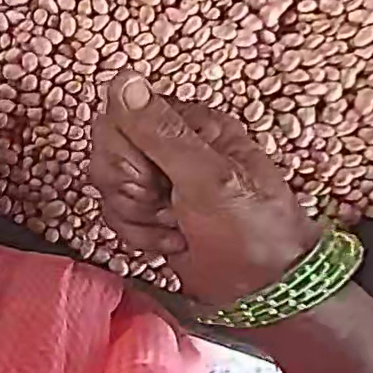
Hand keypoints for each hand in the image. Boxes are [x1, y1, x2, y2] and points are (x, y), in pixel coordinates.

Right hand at [89, 70, 321, 305]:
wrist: (267, 292)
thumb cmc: (251, 230)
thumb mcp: (208, 178)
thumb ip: (160, 131)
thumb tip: (123, 80)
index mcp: (188, 123)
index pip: (118, 118)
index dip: (126, 153)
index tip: (154, 179)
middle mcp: (167, 146)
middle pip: (106, 153)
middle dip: (130, 188)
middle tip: (168, 204)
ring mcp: (157, 179)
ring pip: (106, 186)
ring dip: (136, 215)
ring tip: (175, 224)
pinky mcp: (148, 211)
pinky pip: (114, 213)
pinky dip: (138, 234)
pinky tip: (171, 240)